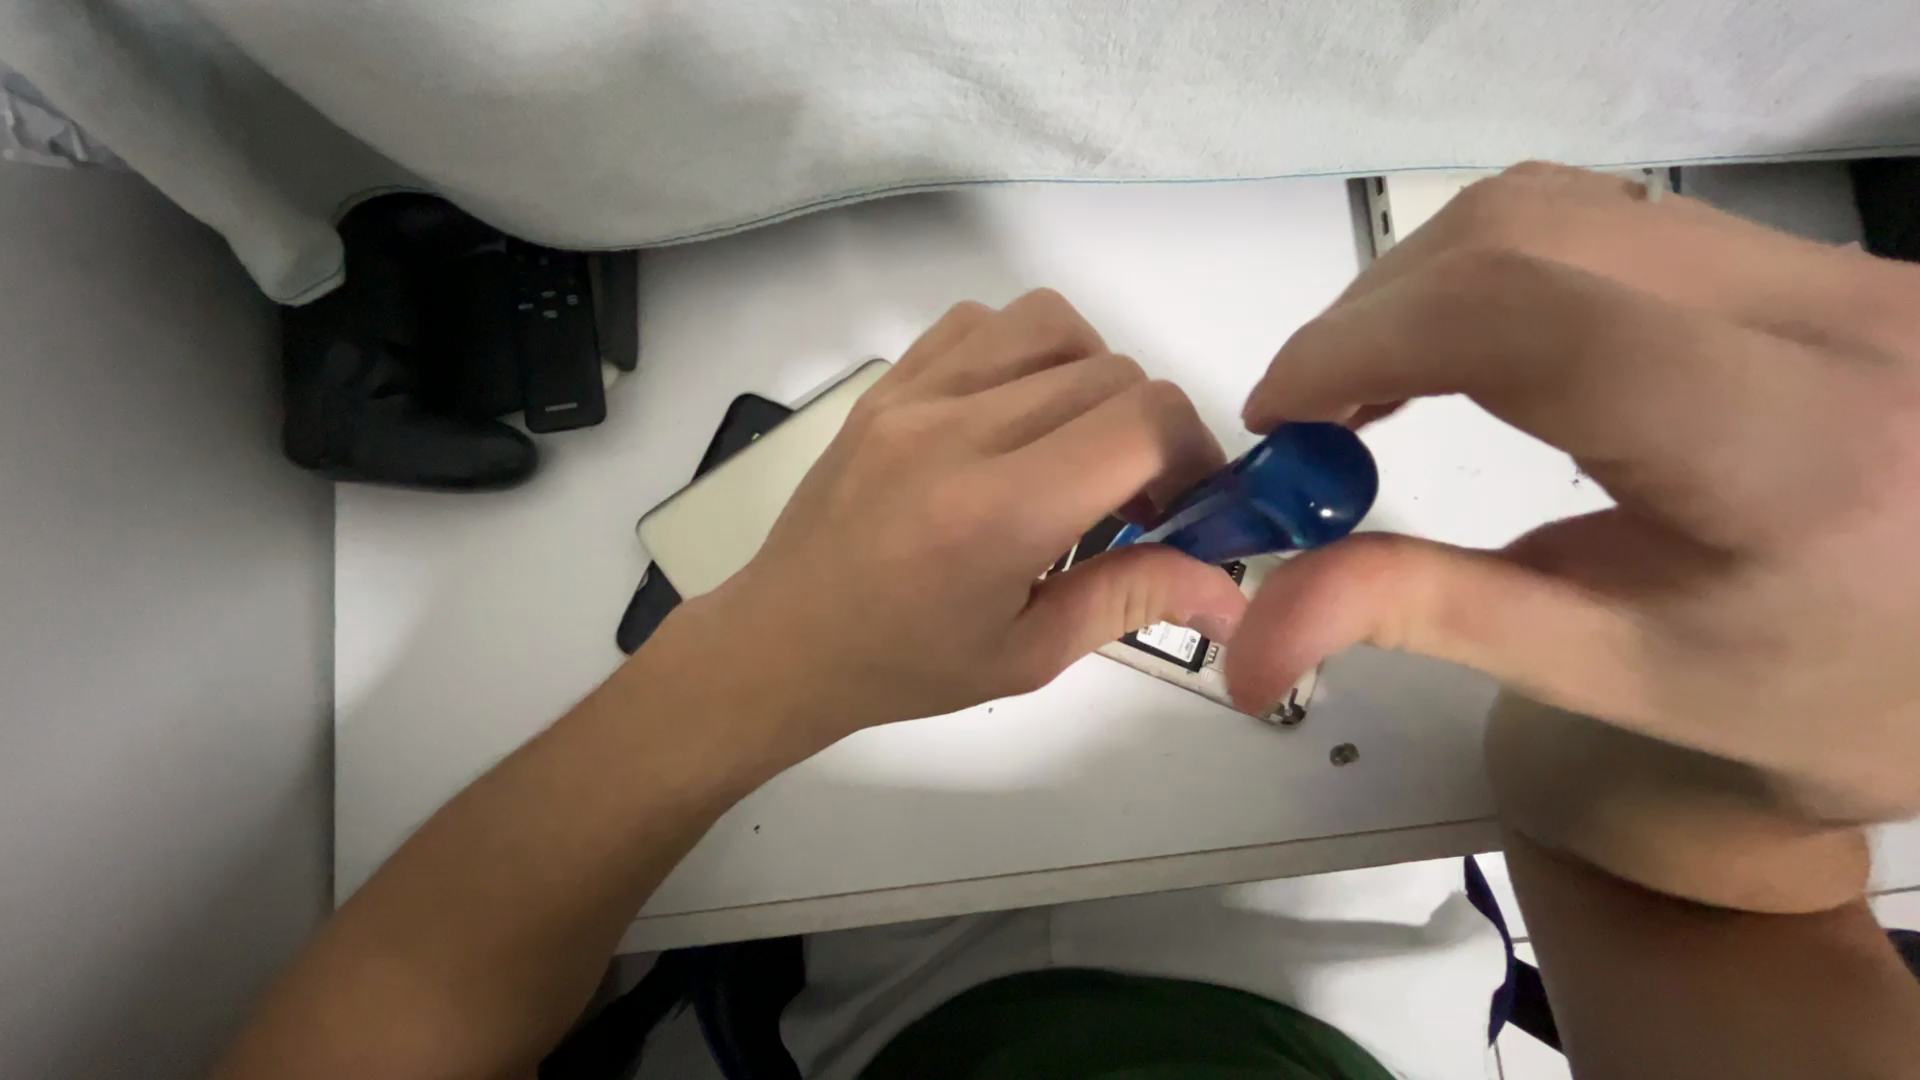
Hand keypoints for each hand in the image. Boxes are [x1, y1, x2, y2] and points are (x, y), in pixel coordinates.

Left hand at [677, 289, 1246, 741]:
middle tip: (1131, 495)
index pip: (1142, 420)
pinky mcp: (885, 386)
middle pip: (1109, 371)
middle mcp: (955, 431)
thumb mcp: (1027, 653)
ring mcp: (911, 396)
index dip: (1192, 451)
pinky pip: (978, 323)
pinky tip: (1013, 413)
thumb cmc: (905, 665)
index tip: (1182, 501)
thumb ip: (1133, 598)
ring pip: (1049, 323)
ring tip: (1075, 442)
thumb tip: (1231, 587)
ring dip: (1092, 374)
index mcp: (996, 511)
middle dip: (1149, 428)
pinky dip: (1022, 352)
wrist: (785, 641)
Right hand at [1229, 164, 1919, 886]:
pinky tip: (1440, 353)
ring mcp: (1822, 261)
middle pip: (1518, 236)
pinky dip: (1461, 276)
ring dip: (1404, 291)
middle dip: (1363, 319)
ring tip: (1360, 389)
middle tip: (1305, 417)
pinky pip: (1578, 217)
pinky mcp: (1790, 252)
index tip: (1274, 415)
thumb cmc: (1793, 690)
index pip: (1532, 323)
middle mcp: (1827, 313)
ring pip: (1539, 208)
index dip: (1360, 345)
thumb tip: (1251, 632)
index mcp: (1789, 449)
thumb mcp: (1598, 667)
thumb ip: (1415, 616)